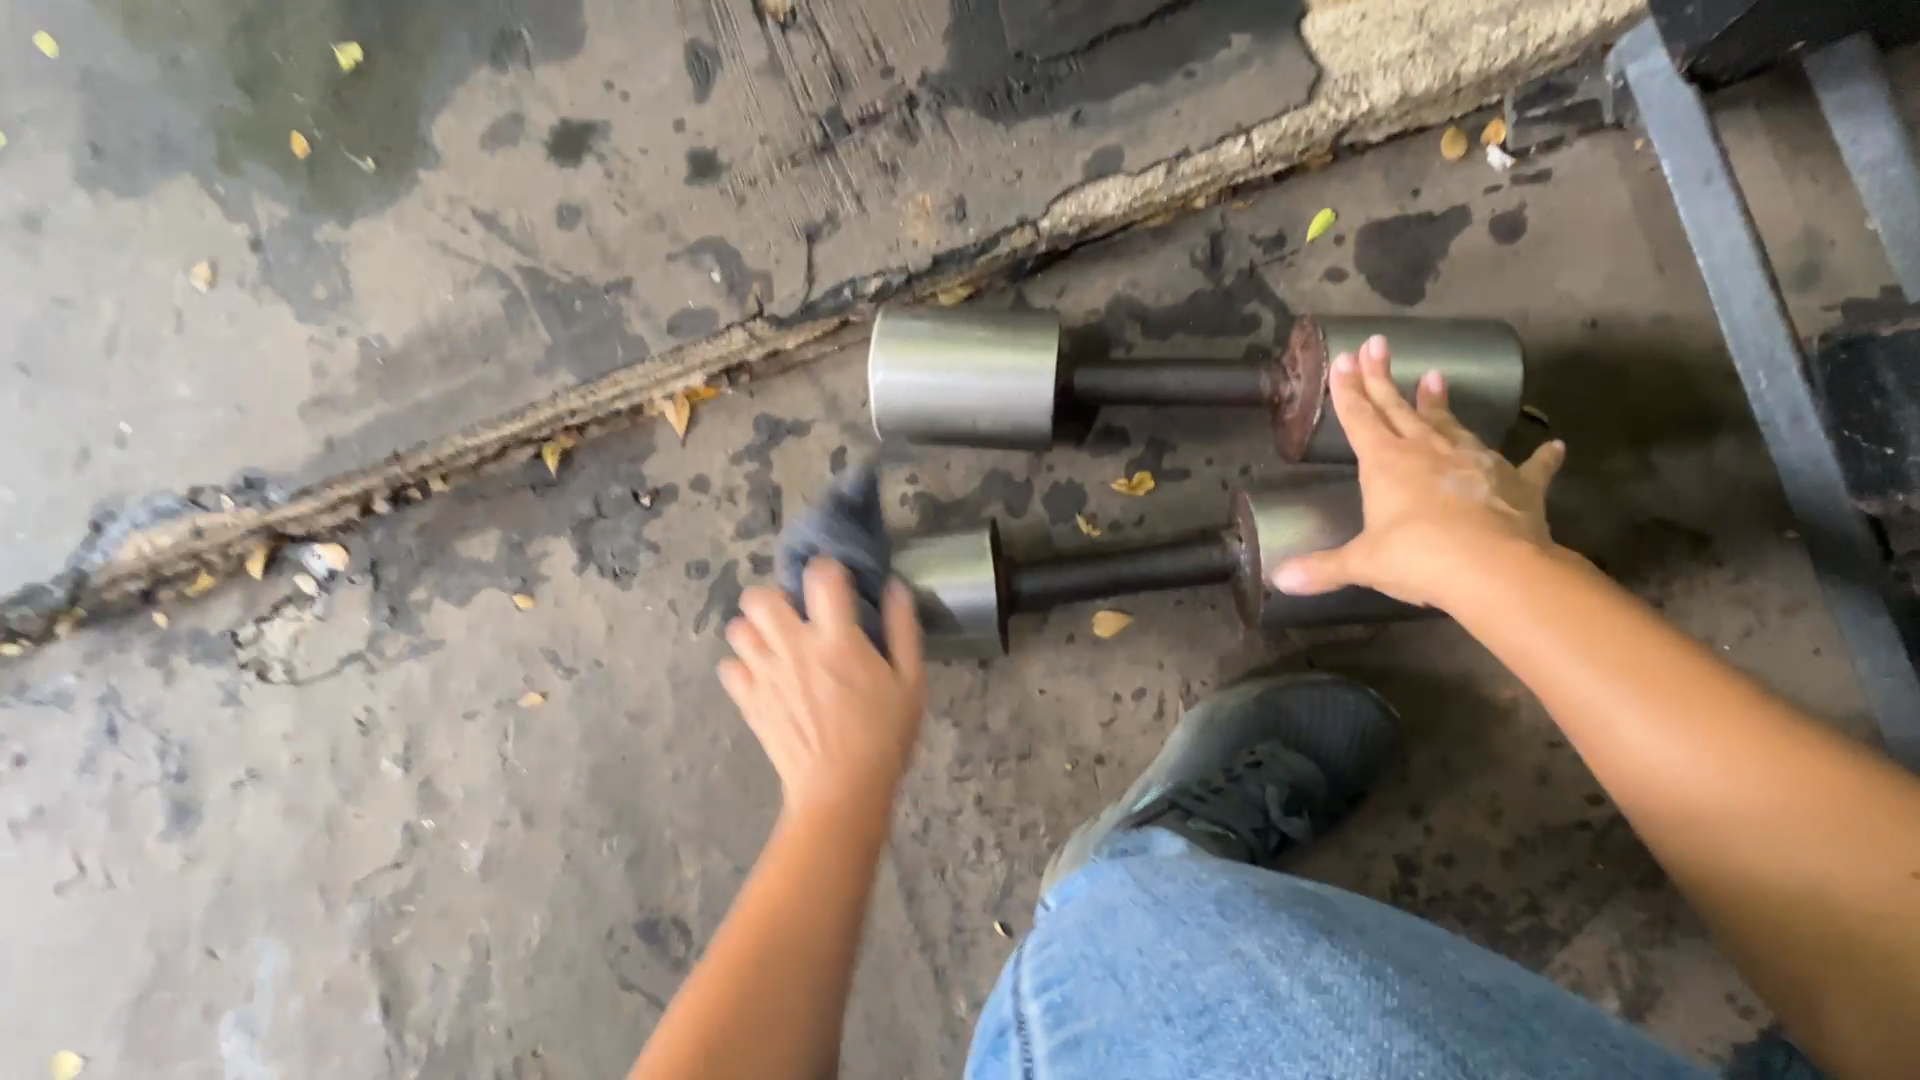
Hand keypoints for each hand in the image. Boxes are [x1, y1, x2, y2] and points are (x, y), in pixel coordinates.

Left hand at [719, 559, 926, 815]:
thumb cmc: (883, 736)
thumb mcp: (911, 682)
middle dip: (776, 598)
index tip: (836, 583)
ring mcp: (765, 674)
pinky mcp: (748, 701)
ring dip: (756, 630)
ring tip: (777, 645)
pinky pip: (729, 667)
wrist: (840, 792)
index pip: (821, 575)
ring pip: (738, 627)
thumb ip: (903, 629)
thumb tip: (894, 587)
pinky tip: (764, 677)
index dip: (827, 570)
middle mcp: (794, 647)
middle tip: (797, 616)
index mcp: (837, 638)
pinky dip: (742, 667)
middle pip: (759, 596)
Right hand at [1274, 334, 1565, 609]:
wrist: (1495, 569)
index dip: (1348, 389)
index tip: (1345, 358)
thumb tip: (1280, 579)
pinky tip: (1554, 446)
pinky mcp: (1517, 483)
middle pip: (1398, 408)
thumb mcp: (1363, 563)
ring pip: (1452, 424)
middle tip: (1378, 343)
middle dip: (1383, 377)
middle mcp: (1427, 451)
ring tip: (1436, 376)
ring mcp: (1474, 462)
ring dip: (1440, 403)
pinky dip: (1541, 458)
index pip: (1359, 417)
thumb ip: (1323, 568)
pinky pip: (1530, 467)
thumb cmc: (1418, 557)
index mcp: (1386, 463)